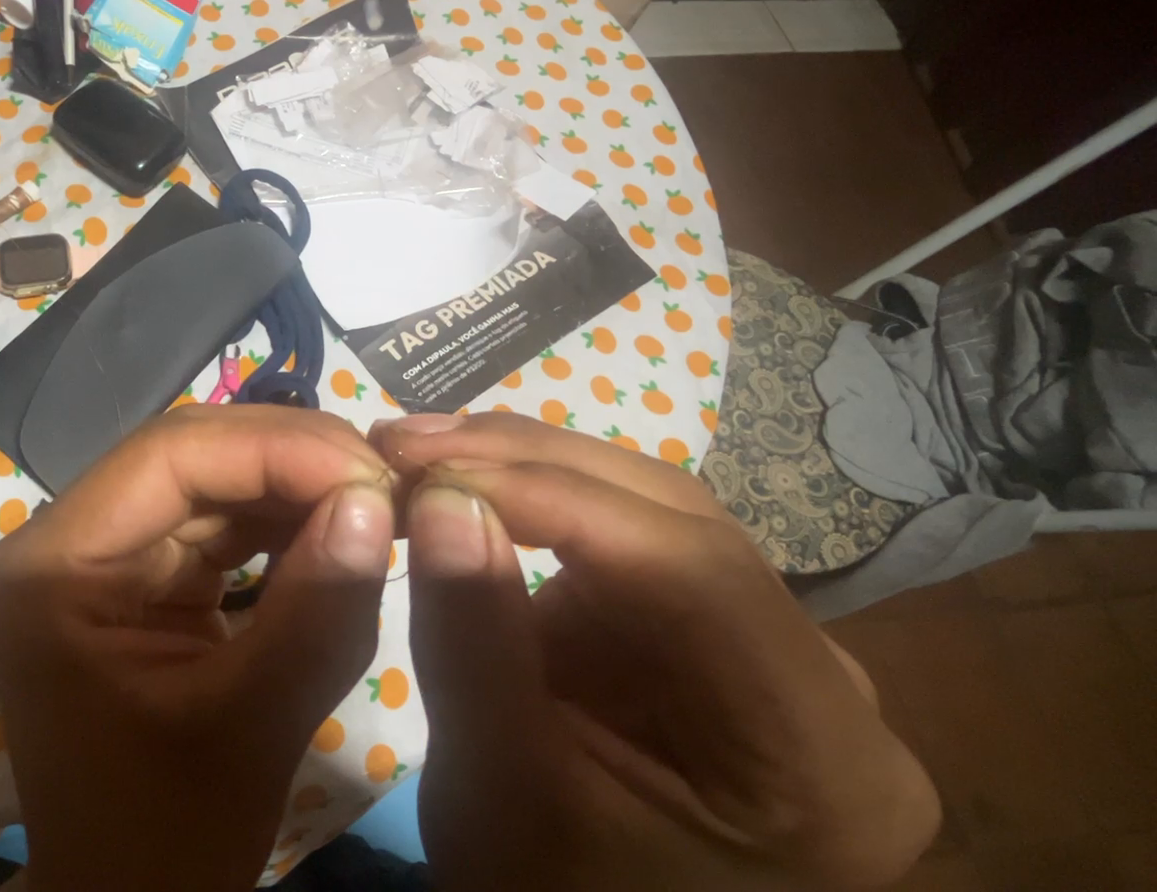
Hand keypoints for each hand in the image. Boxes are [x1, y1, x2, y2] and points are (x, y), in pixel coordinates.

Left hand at [0, 405, 396, 891]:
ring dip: (296, 480)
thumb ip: (316, 613)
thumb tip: (377, 502)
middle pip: (188, 455)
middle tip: (387, 480)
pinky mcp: (144, 573)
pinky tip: (341, 522)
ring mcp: (105, 553)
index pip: (167, 457)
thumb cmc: (166, 836)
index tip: (373, 473)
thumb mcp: (248, 729)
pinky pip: (220, 520)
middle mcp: (68, 541)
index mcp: (55, 567)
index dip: (275, 448)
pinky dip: (284, 516)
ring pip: (211, 477)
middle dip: (293, 457)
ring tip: (378, 497)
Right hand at [371, 412, 938, 891]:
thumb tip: (438, 492)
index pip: (695, 573)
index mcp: (822, 758)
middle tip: (405, 440)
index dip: (554, 499)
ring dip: (521, 474)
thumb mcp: (497, 788)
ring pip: (641, 517)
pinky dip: (527, 512)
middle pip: (675, 525)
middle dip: (529, 467)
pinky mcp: (691, 637)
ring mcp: (756, 650)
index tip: (425, 469)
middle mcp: (822, 682)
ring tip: (416, 456)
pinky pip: (612, 547)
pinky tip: (461, 491)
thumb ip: (472, 639)